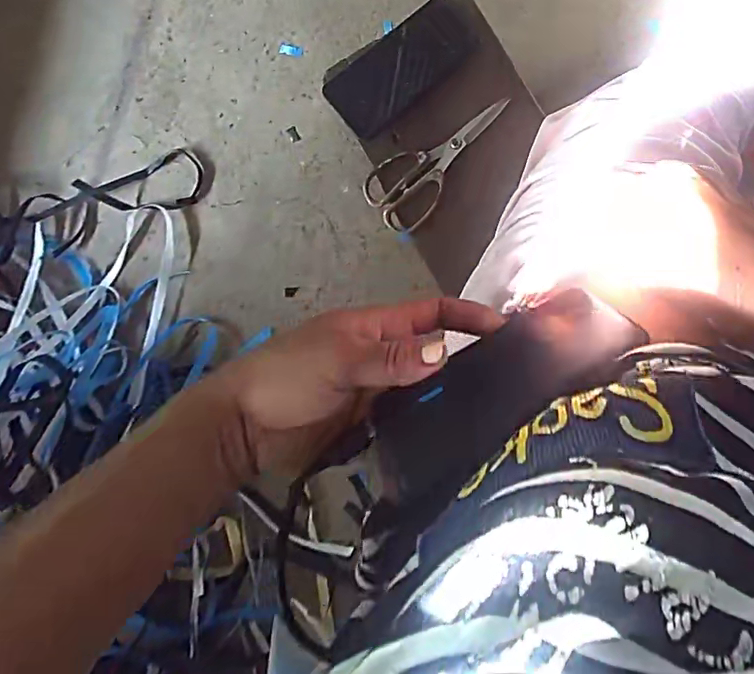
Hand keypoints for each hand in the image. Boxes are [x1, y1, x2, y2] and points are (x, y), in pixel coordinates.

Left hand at [203, 297, 504, 478]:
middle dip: (468, 359)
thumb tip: (446, 351)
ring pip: (425, 389)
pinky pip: (408, 420)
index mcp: (377, 326)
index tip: (504, 329)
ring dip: (451, 397)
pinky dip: (429, 426)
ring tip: (492, 414)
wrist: (244, 427)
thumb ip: (391, 357)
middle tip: (510, 381)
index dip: (467, 316)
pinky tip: (452, 441)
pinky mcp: (371, 423)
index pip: (432, 312)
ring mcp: (379, 390)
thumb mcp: (340, 359)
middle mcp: (385, 355)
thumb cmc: (289, 375)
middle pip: (434, 352)